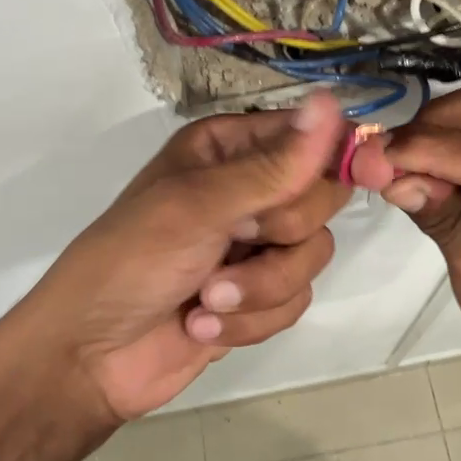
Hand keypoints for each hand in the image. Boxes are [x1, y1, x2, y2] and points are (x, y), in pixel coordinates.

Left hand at [6, 92, 350, 423]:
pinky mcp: (257, 298)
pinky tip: (203, 325)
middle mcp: (247, 189)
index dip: (339, 154)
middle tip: (236, 242)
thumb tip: (331, 102)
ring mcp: (253, 246)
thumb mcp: (199, 207)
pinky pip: (296, 301)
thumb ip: (273, 167)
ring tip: (207, 300)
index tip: (372, 172)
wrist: (88, 358)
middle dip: (279, 235)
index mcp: (228, 148)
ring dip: (261, 288)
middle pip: (321, 199)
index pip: (307, 137)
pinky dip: (252, 320)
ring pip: (312, 255)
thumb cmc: (131, 260)